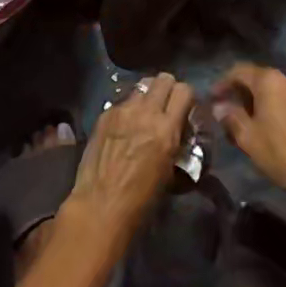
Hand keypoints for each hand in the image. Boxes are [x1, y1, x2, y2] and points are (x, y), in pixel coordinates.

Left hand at [64, 73, 192, 239]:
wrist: (100, 207)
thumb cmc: (141, 200)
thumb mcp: (170, 171)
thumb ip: (176, 142)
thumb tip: (179, 131)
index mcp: (166, 128)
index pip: (184, 90)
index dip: (185, 98)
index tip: (183, 109)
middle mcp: (146, 112)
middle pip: (164, 78)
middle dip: (167, 89)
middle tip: (165, 107)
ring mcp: (123, 110)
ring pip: (142, 85)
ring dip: (147, 96)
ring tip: (144, 114)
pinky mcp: (105, 114)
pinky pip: (123, 102)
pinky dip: (128, 109)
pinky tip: (123, 128)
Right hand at [212, 63, 285, 206]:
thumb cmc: (283, 153)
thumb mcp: (249, 139)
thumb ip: (231, 118)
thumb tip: (220, 107)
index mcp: (269, 80)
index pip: (239, 71)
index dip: (222, 83)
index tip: (211, 99)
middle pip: (258, 79)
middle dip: (241, 94)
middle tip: (227, 114)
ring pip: (275, 92)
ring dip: (259, 103)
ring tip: (249, 124)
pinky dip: (276, 110)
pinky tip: (273, 131)